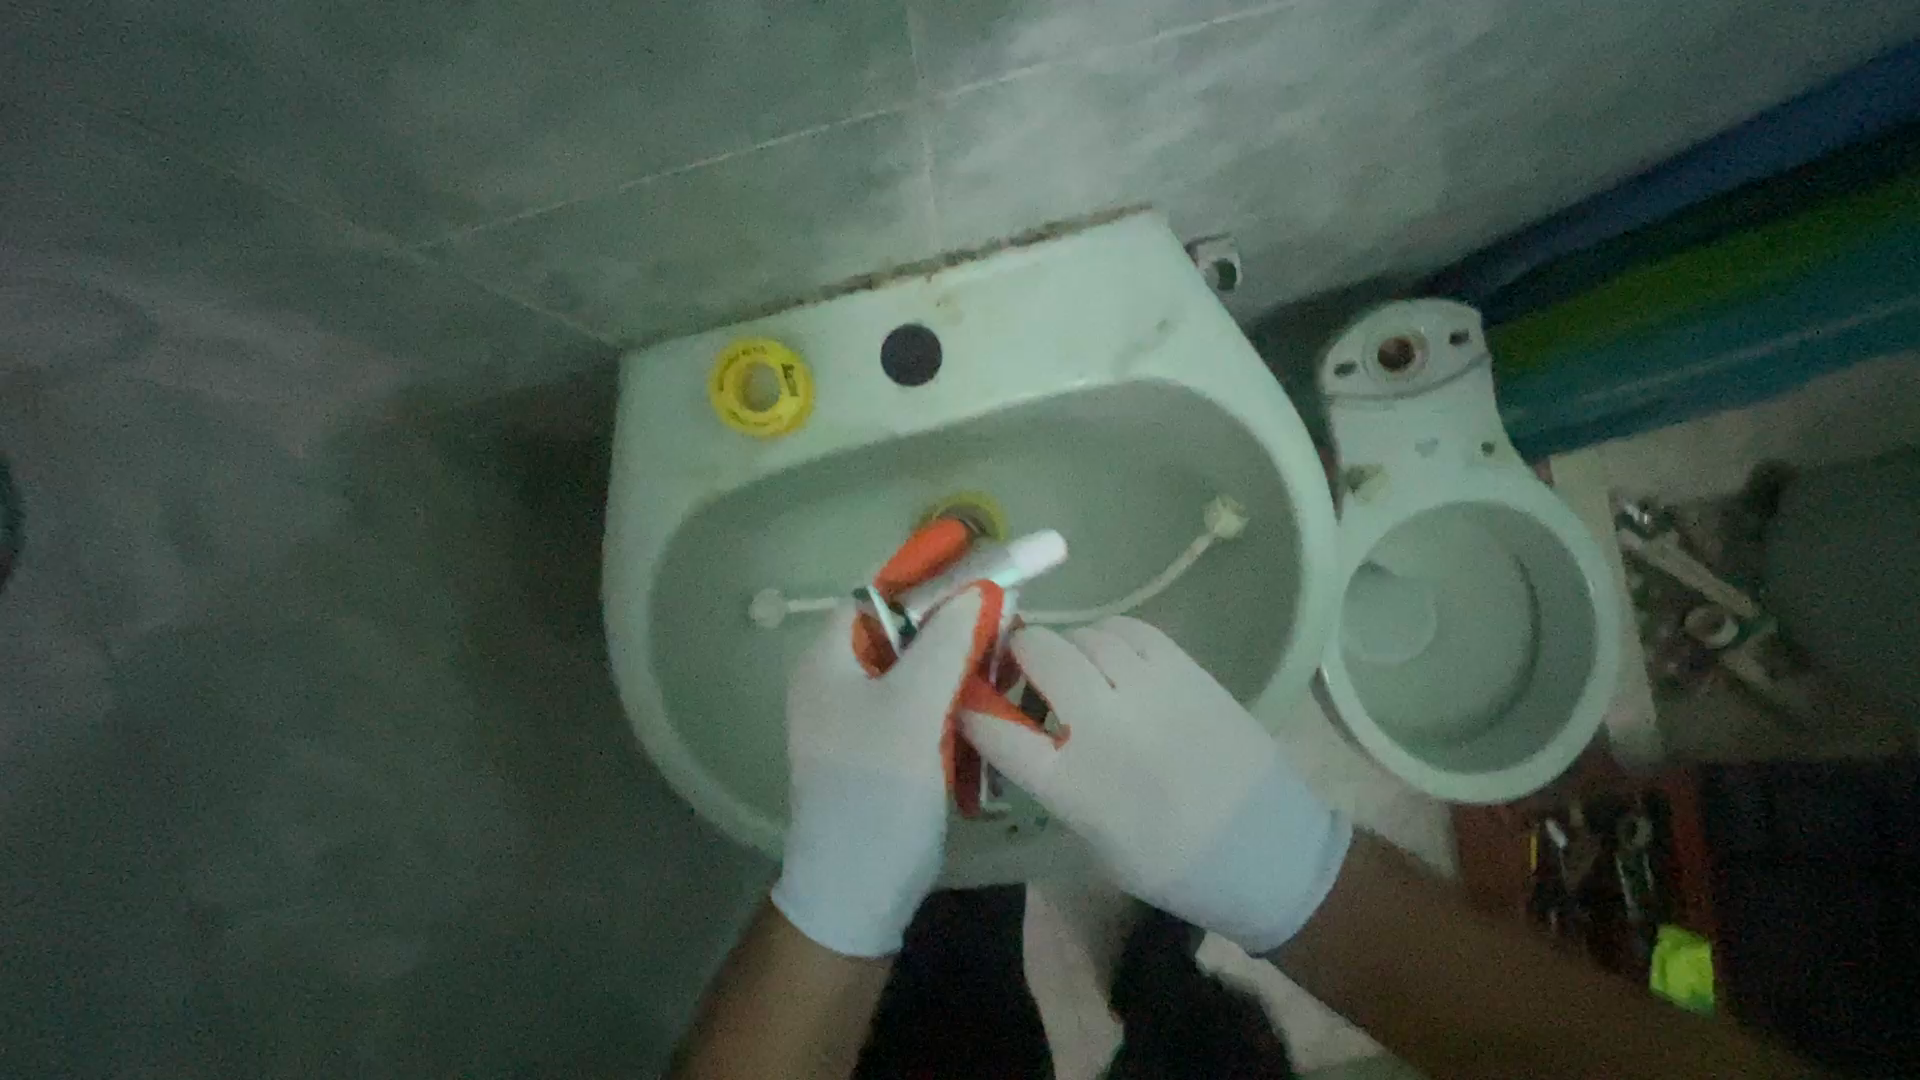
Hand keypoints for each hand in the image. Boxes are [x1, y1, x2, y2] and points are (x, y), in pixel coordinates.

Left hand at [770, 589, 985, 957]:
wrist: (858, 885)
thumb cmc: (876, 788)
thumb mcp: (912, 707)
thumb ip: (944, 642)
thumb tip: (976, 589)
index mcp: (828, 660)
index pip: (876, 595)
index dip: (923, 576)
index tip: (974, 562)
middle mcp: (838, 680)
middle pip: (900, 629)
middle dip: (951, 618)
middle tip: (1003, 610)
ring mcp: (860, 715)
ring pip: (916, 666)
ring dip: (958, 656)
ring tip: (1006, 648)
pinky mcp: (884, 744)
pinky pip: (921, 700)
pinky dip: (953, 691)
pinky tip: (990, 691)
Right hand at [961, 617, 1351, 953]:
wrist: (1267, 851)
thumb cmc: (1170, 861)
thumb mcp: (1091, 836)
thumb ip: (1049, 777)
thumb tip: (1018, 724)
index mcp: (1074, 785)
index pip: (995, 727)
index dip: (970, 704)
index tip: (963, 695)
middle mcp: (1107, 726)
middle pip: (1038, 653)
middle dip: (1017, 655)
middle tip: (1022, 670)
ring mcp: (1151, 689)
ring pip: (1085, 633)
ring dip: (1067, 646)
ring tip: (1074, 668)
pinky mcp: (1187, 670)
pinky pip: (1129, 628)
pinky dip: (1108, 636)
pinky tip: (1111, 655)